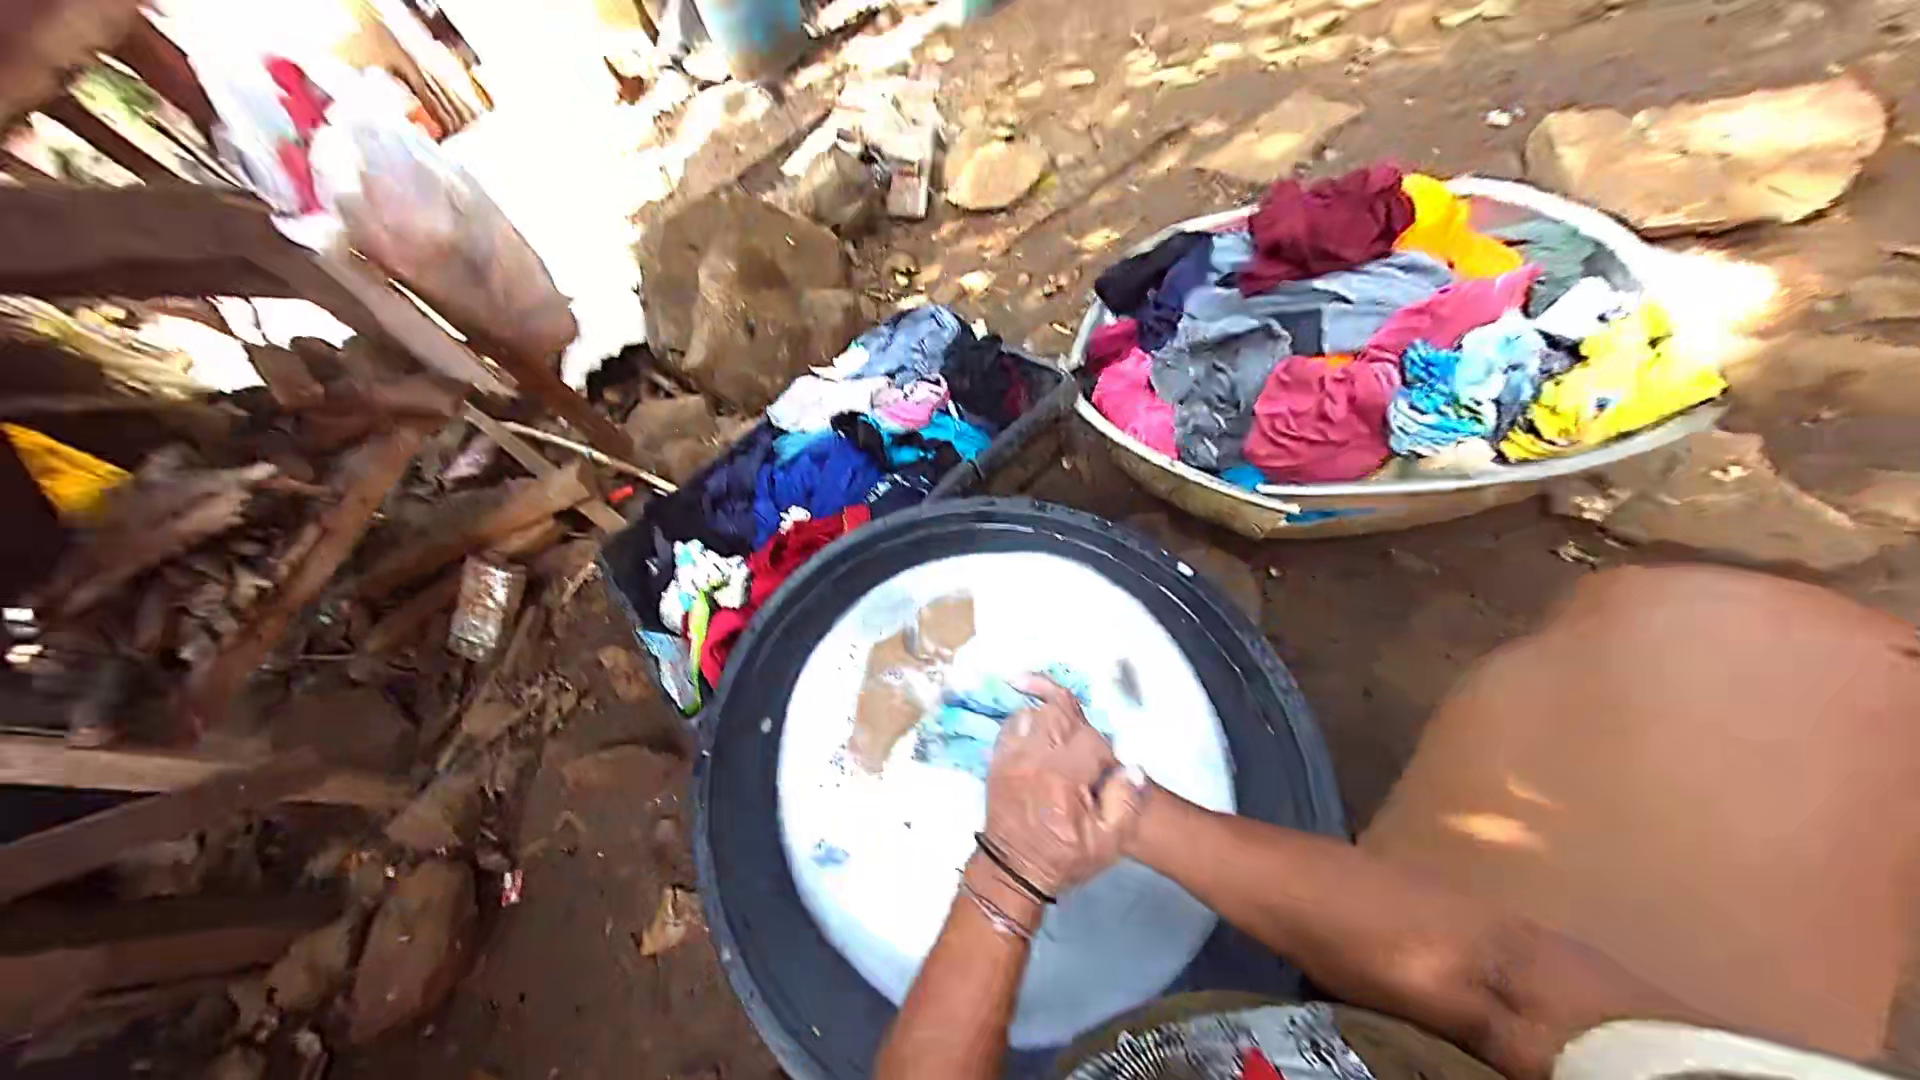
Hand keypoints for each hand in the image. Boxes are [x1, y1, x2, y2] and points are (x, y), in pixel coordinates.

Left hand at [980, 675, 1146, 896]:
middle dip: (1077, 725)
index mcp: (1061, 776)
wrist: (1012, 871)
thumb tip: (1133, 768)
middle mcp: (1032, 757)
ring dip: (1052, 722)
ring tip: (1062, 744)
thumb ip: (1126, 803)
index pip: (1090, 739)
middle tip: (1083, 749)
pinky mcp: (996, 758)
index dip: (1104, 752)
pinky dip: (1028, 725)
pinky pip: (1012, 724)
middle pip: (1058, 712)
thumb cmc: (1062, 858)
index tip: (1104, 772)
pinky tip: (1039, 741)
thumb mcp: (1107, 844)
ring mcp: (1010, 756)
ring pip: (1034, 713)